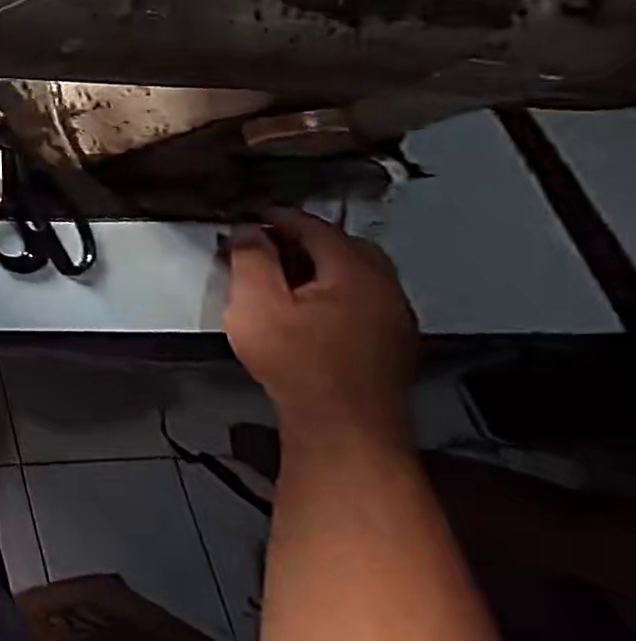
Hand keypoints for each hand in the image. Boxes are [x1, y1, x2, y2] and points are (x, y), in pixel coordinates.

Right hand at [224, 208, 417, 446]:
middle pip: (345, 246)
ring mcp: (395, 318)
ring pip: (356, 273)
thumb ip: (251, 259)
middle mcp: (385, 289)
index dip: (277, 216)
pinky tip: (305, 305)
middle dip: (303, 237)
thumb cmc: (296, 361)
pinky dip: (332, 287)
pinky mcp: (391, 342)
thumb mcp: (256, 303)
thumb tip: (249, 229)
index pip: (315, 227)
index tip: (247, 213)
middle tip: (262, 241)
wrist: (343, 426)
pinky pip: (361, 297)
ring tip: (278, 272)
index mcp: (356, 273)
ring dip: (319, 264)